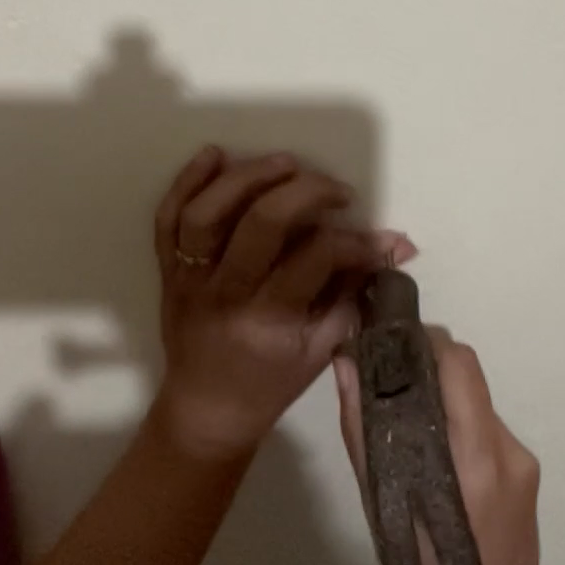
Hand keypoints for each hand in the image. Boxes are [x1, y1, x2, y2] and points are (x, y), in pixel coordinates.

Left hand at [150, 146, 413, 460]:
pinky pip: (167, 219)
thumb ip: (358, 290)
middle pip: (260, 224)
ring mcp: (189, 279)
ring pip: (207, 214)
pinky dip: (186, 181)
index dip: (352, 241)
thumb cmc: (273, 381)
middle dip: (304, 192)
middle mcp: (226, 295)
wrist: (207, 409)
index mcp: (269, 321)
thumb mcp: (324, 346)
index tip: (374, 237)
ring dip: (247, 177)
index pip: (315, 260)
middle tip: (334, 188)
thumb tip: (398, 244)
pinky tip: (215, 155)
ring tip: (285, 162)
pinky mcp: (167, 269)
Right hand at [335, 327, 540, 564]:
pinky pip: (489, 430)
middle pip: (469, 378)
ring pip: (477, 403)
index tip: (391, 341)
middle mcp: (508, 450)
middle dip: (429, 367)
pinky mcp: (529, 474)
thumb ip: (363, 432)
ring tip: (408, 422)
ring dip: (444, 400)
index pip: (460, 365)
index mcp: (475, 459)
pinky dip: (461, 426)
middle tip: (390, 376)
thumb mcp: (383, 507)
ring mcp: (524, 462)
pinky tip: (436, 456)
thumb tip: (348, 364)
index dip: (426, 341)